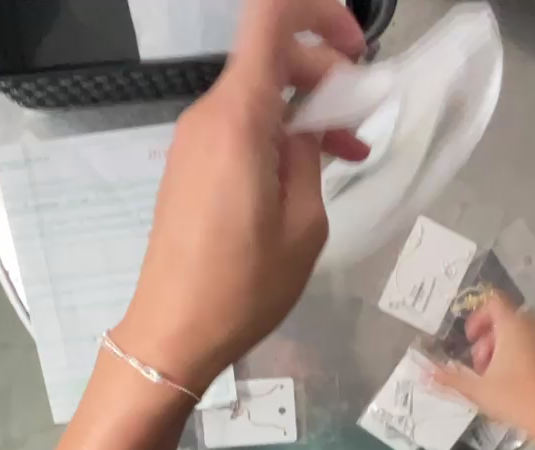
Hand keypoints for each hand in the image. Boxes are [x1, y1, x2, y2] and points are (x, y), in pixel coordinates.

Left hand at [112, 0, 368, 394]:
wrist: (174, 332)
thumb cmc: (244, 287)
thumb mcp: (303, 226)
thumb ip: (309, 159)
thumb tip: (306, 127)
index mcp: (238, 118)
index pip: (271, 17)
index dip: (319, 14)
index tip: (356, 52)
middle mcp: (208, 116)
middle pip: (268, 56)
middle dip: (323, 73)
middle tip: (361, 120)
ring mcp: (193, 143)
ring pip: (256, 97)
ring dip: (303, 112)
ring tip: (346, 153)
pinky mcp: (189, 170)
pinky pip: (238, 130)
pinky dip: (276, 137)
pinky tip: (304, 175)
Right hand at [431, 295, 534, 449]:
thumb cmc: (517, 401)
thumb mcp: (478, 391)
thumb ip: (450, 379)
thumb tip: (424, 373)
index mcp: (514, 325)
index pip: (492, 302)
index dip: (477, 318)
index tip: (471, 341)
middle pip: (509, 320)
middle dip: (492, 339)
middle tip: (484, 367)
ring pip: (529, 332)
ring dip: (512, 347)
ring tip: (504, 376)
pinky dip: (533, 355)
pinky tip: (528, 381)